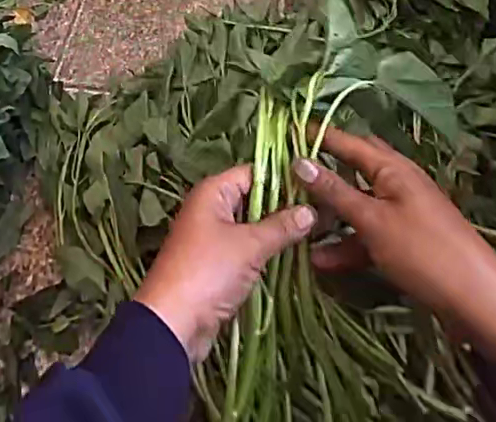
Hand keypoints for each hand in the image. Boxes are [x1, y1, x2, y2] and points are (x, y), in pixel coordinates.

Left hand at [134, 165, 316, 359]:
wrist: (174, 322)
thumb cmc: (209, 270)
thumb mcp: (249, 246)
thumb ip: (280, 227)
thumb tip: (311, 210)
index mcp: (213, 191)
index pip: (252, 173)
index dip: (282, 178)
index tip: (314, 186)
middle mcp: (211, 207)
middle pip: (253, 198)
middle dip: (283, 207)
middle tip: (321, 212)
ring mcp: (213, 235)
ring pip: (251, 226)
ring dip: (276, 232)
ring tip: (316, 233)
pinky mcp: (217, 262)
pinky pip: (246, 248)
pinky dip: (265, 251)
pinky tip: (293, 256)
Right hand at [295, 129, 495, 362]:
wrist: (481, 305)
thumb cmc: (424, 252)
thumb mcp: (372, 220)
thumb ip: (334, 191)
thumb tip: (298, 160)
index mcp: (390, 166)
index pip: (344, 140)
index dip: (315, 135)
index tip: (282, 132)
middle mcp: (394, 181)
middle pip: (350, 167)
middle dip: (320, 171)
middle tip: (286, 173)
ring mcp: (399, 211)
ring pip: (355, 202)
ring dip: (329, 213)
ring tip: (295, 219)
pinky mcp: (403, 240)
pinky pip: (367, 232)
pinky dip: (346, 242)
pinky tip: (320, 259)